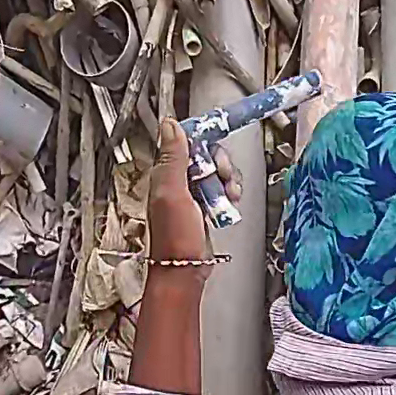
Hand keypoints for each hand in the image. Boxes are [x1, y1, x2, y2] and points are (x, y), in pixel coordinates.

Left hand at [149, 118, 239, 262]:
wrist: (184, 269)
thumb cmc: (175, 237)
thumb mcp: (172, 192)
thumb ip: (173, 158)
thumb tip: (170, 125)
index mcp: (165, 173)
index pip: (186, 141)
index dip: (204, 142)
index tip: (216, 151)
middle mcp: (177, 180)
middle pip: (206, 155)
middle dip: (220, 164)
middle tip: (224, 176)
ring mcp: (192, 193)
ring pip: (216, 172)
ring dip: (228, 179)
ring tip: (229, 194)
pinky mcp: (204, 205)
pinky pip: (221, 189)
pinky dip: (229, 193)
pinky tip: (230, 202)